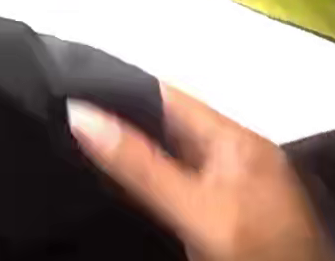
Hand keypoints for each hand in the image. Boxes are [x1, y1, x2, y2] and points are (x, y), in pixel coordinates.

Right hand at [69, 86, 334, 260]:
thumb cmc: (255, 251)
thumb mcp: (196, 209)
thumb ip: (142, 166)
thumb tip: (81, 114)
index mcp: (236, 135)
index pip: (171, 95)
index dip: (126, 90)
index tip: (81, 93)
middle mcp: (239, 152)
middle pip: (173, 126)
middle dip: (129, 122)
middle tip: (78, 126)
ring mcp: (240, 188)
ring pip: (178, 157)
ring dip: (142, 154)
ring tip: (92, 151)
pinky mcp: (235, 218)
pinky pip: (187, 187)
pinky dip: (159, 184)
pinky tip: (132, 193)